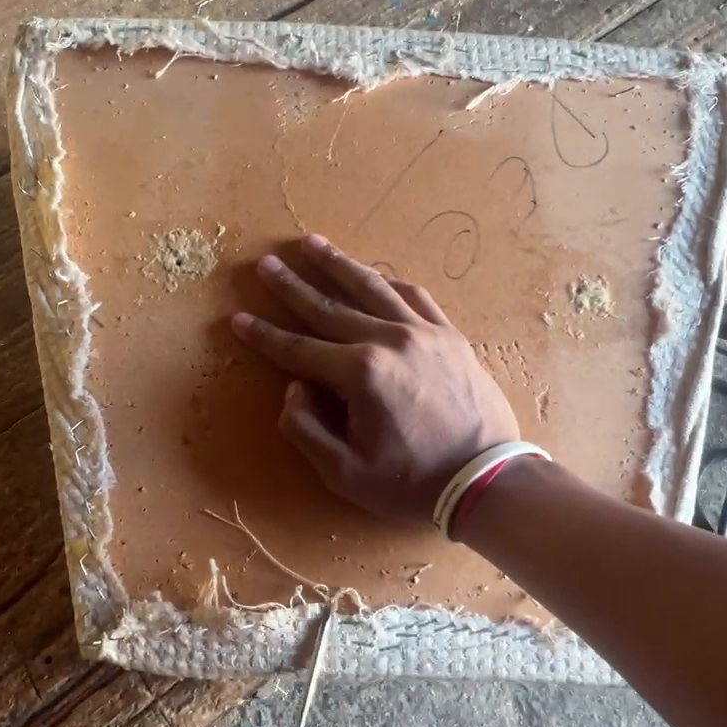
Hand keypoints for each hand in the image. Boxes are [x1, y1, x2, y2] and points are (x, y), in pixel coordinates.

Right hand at [231, 234, 519, 523]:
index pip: (299, 349)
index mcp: (361, 373)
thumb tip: (294, 388)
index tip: (239, 318)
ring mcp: (424, 333)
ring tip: (312, 244)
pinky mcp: (450, 336)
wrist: (487, 480)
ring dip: (338, 265)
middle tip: (267, 264)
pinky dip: (389, 283)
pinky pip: (414, 297)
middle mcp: (390, 340)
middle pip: (330, 308)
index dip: (266, 336)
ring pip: (372, 288)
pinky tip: (375, 275)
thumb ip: (305, 428)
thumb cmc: (412, 483)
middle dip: (293, 286)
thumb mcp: (344, 472)